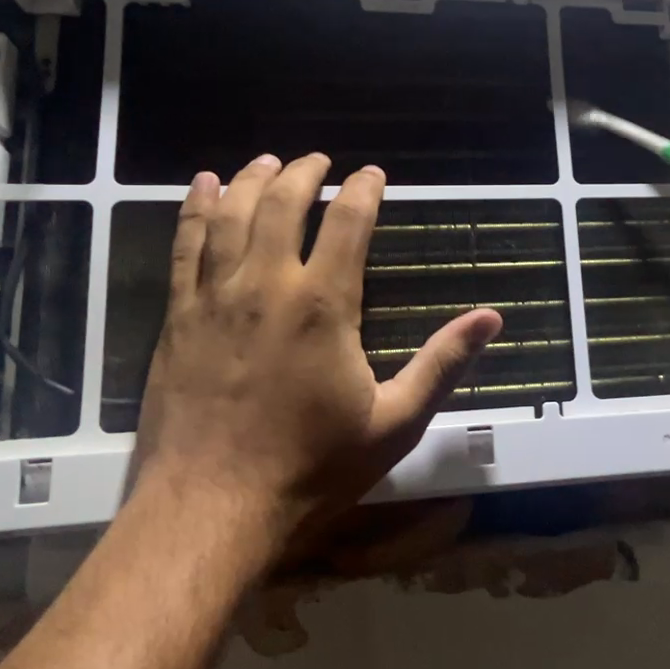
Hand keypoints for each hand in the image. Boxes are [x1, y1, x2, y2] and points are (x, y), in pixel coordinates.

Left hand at [131, 153, 502, 546]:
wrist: (212, 508)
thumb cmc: (312, 469)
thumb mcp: (394, 423)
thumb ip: (442, 364)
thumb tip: (491, 318)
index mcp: (324, 304)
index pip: (349, 222)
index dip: (365, 190)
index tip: (374, 174)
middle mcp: (267, 284)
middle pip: (285, 203)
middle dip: (306, 172)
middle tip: (320, 160)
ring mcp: (215, 297)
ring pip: (233, 215)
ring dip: (254, 180)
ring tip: (268, 162)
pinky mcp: (178, 318)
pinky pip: (184, 246)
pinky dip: (196, 208)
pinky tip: (204, 186)